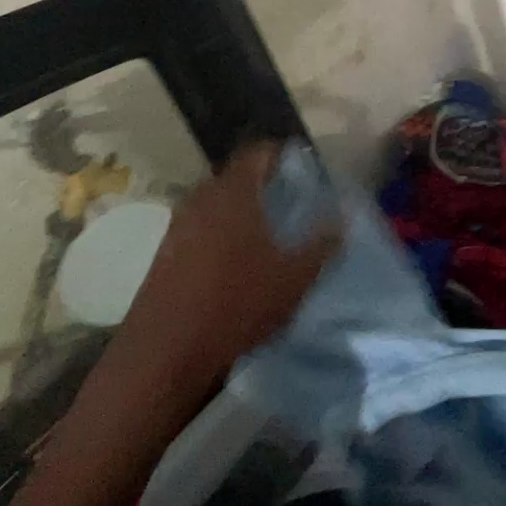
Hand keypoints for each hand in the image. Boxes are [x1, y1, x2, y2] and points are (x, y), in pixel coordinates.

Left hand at [120, 139, 342, 381]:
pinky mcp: (163, 254)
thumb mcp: (293, 279)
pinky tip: (234, 261)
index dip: (281, 155)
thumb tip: (342, 219)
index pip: (258, 153)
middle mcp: (202, 198)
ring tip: (265, 232)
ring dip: (238, 211)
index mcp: (234, 192)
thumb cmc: (236, 304)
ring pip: (215, 204)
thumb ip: (321, 245)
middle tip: (289, 200)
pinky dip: (218, 233)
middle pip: (235, 177)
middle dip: (261, 184)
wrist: (165, 352)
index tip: (302, 168)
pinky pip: (199, 228)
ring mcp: (177, 225)